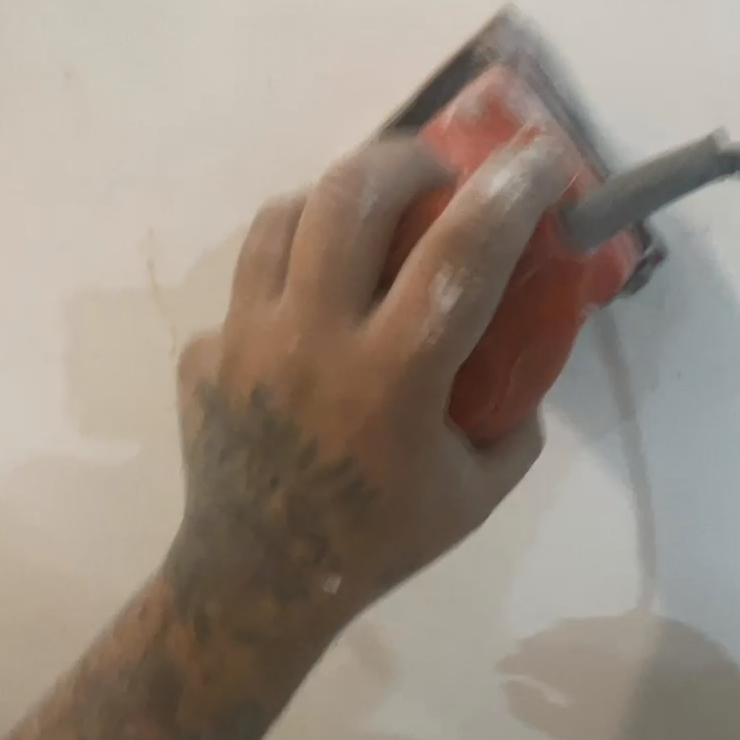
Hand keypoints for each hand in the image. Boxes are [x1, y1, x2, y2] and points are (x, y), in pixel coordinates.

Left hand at [167, 132, 568, 632]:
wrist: (260, 580)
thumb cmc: (377, 543)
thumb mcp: (475, 498)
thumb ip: (515, 430)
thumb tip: (521, 376)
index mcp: (392, 378)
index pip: (461, 255)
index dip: (508, 193)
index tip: (535, 159)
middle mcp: (312, 339)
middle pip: (349, 193)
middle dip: (405, 161)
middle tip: (431, 179)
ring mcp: (245, 340)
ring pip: (283, 216)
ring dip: (335, 202)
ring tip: (362, 230)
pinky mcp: (204, 353)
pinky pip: (249, 285)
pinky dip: (288, 278)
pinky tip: (305, 319)